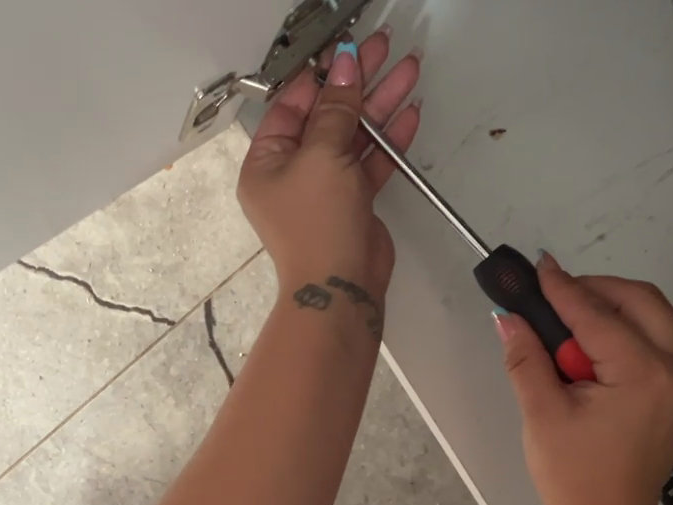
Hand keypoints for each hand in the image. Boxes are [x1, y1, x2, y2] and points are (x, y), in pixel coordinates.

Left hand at [237, 31, 421, 320]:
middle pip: (324, 117)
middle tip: (383, 51)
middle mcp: (290, 176)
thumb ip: (335, 108)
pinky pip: (369, 162)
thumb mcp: (321, 155)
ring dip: (379, 106)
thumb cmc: (317, 227)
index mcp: (264, 165)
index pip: (290, 108)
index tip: (346, 53)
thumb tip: (344, 67)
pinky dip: (388, 140)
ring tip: (408, 72)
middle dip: (356, 84)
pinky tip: (407, 113)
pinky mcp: (350, 203)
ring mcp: (321, 190)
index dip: (319, 78)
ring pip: (352, 137)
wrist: (339, 285)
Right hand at [498, 256, 672, 504]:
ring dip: (609, 310)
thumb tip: (510, 320)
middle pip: (640, 301)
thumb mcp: (542, 415)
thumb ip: (527, 361)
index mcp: (644, 373)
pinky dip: (624, 333)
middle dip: (594, 291)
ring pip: (653, 317)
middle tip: (551, 296)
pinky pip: (656, 341)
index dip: (562, 290)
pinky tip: (589, 349)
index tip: (537, 267)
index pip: (597, 316)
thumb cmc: (572, 476)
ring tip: (565, 324)